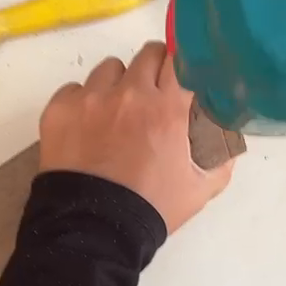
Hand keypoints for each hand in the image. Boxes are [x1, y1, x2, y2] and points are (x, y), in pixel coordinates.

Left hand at [40, 42, 234, 232]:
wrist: (95, 231)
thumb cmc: (150, 210)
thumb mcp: (199, 189)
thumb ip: (220, 159)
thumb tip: (226, 140)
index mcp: (167, 109)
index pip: (182, 58)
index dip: (183, 66)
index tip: (180, 80)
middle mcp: (128, 95)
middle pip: (147, 54)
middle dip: (154, 71)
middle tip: (151, 97)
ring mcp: (90, 100)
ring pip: (109, 69)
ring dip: (116, 85)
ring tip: (115, 115)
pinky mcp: (59, 110)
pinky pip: (74, 89)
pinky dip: (82, 103)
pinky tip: (86, 129)